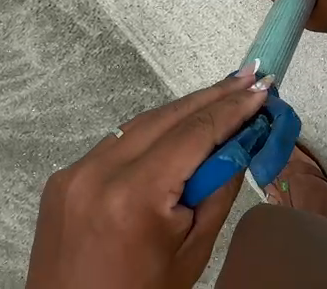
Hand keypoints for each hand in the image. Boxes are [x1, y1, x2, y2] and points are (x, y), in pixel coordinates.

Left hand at [26, 71, 268, 288]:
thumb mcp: (194, 251)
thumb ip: (219, 187)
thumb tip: (242, 138)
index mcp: (134, 196)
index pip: (195, 133)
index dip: (232, 109)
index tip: (263, 91)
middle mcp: (99, 172)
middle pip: (168, 116)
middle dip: (213, 95)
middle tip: (251, 77)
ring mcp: (75, 172)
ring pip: (142, 123)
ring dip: (184, 109)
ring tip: (225, 92)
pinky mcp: (63, 179)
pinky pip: (118, 143)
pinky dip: (152, 132)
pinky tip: (180, 125)